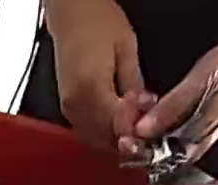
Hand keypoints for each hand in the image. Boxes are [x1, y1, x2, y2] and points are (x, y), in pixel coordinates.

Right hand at [47, 0, 150, 149]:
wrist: (71, 12)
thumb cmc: (97, 20)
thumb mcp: (126, 47)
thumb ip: (133, 84)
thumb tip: (143, 110)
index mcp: (91, 89)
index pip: (117, 125)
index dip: (135, 129)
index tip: (150, 124)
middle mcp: (76, 105)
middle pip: (105, 139)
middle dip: (126, 137)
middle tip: (144, 126)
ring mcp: (69, 110)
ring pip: (95, 140)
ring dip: (114, 138)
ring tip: (132, 123)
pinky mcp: (67, 110)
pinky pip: (86, 132)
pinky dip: (102, 133)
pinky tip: (116, 121)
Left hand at [122, 38, 217, 161]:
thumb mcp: (201, 82)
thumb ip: (171, 107)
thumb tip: (142, 130)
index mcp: (190, 147)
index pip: (152, 158)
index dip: (134, 147)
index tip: (123, 133)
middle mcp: (184, 152)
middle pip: (146, 154)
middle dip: (131, 134)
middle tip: (127, 107)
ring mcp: (182, 145)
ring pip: (148, 145)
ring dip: (135, 126)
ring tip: (134, 102)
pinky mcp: (179, 135)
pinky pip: (155, 135)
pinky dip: (145, 121)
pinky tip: (143, 103)